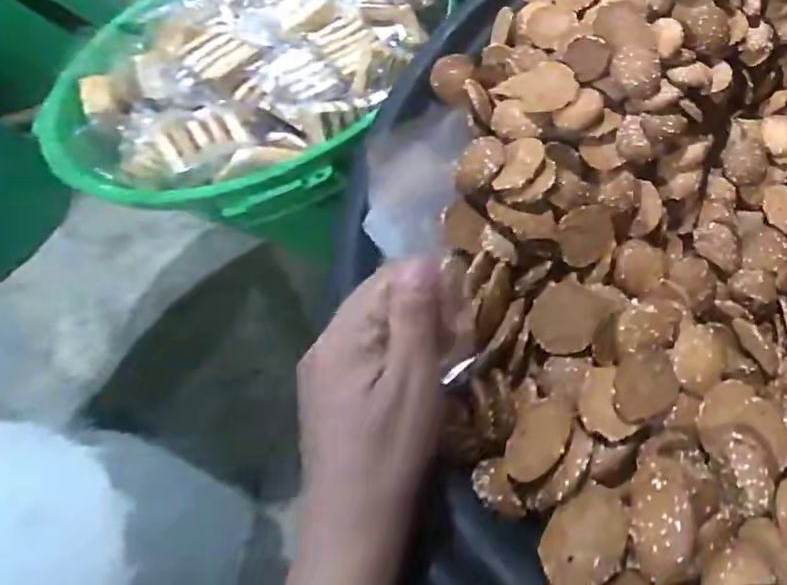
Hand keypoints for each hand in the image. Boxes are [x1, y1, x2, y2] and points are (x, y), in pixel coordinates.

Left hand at [292, 258, 450, 584]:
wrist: (353, 528)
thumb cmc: (391, 450)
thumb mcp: (413, 379)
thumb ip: (416, 315)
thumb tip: (423, 258)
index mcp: (341, 335)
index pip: (391, 275)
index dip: (433, 284)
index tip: (461, 315)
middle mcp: (326, 341)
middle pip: (384, 293)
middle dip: (428, 304)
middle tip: (458, 337)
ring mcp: (326, 365)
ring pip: (382, 318)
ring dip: (419, 326)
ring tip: (446, 355)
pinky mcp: (334, 386)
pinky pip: (373, 343)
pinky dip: (403, 346)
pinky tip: (422, 371)